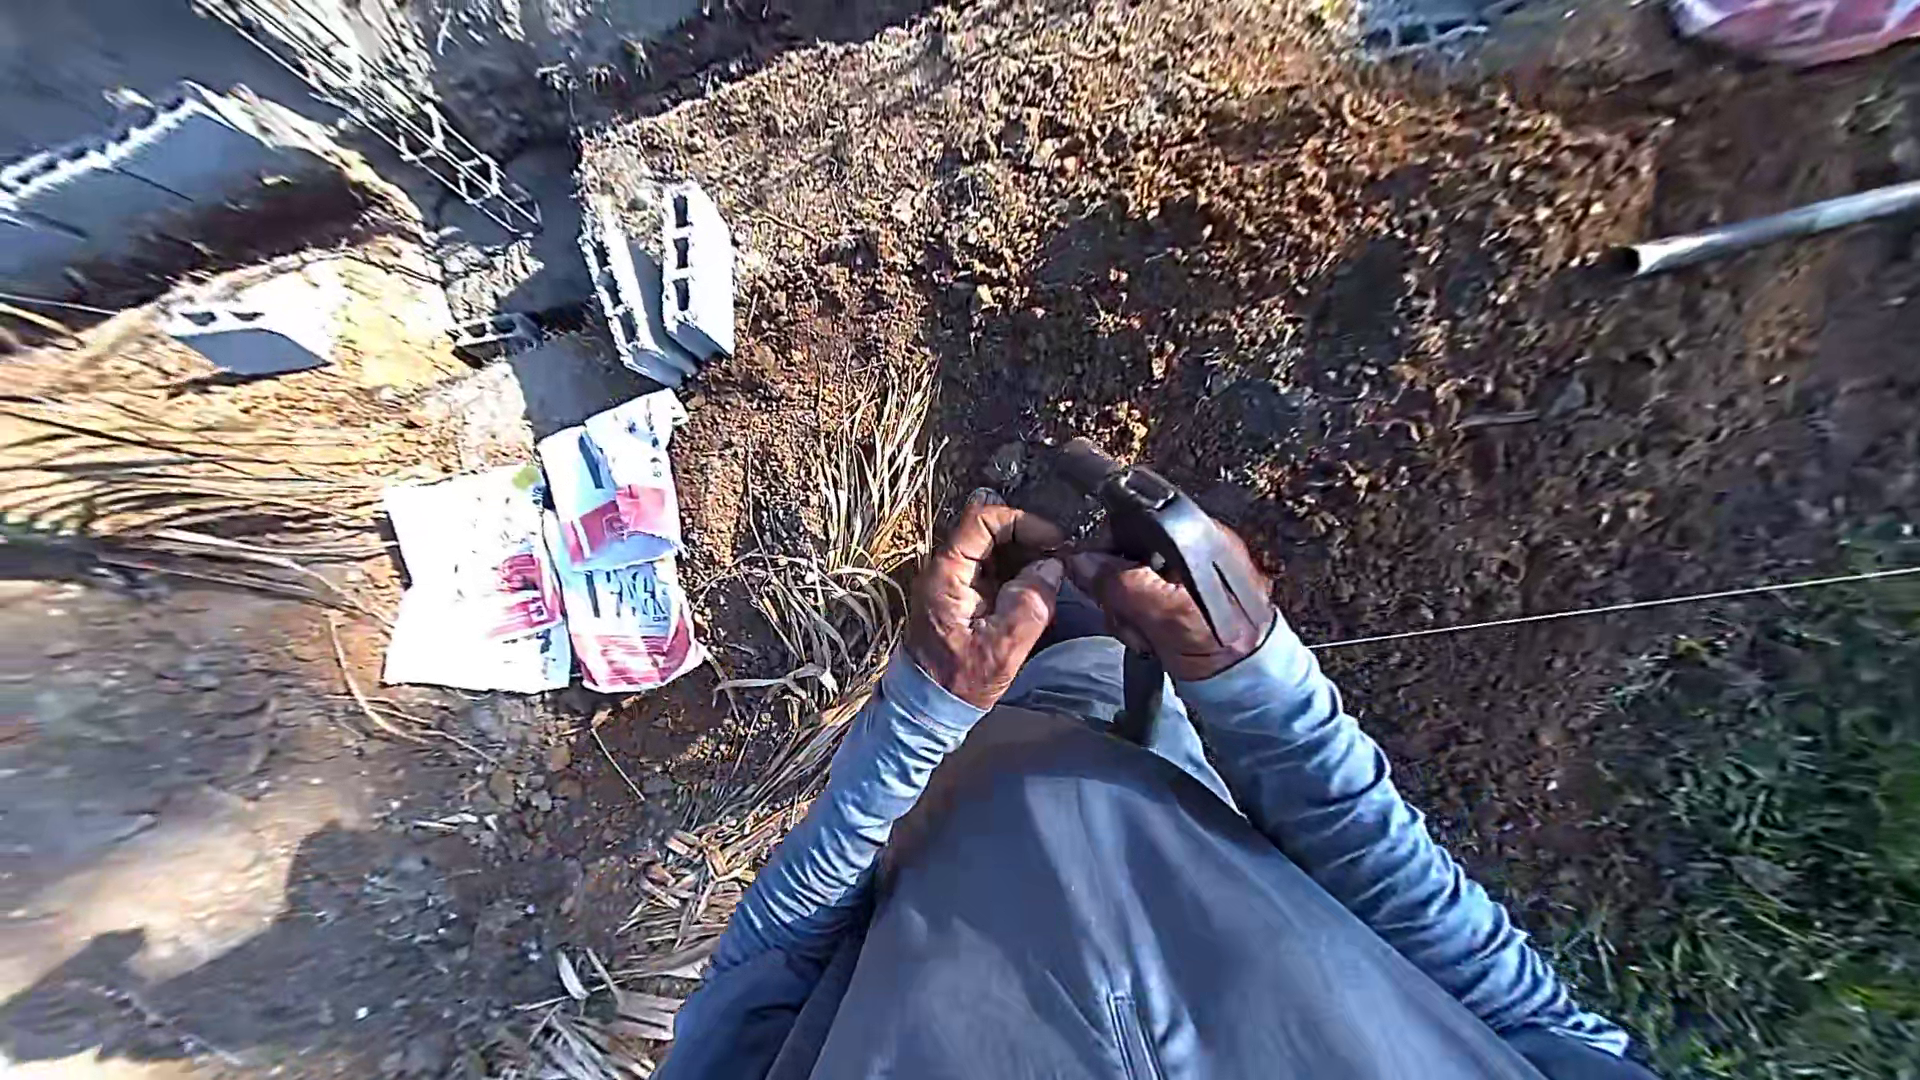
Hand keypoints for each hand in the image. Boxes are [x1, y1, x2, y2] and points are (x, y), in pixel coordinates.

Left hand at [906, 496, 1066, 708]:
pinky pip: (995, 568)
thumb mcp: (1001, 648)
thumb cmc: (959, 681)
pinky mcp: (965, 594)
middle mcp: (946, 568)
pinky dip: (1020, 572)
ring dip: (1027, 555)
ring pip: (995, 547)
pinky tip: (1039, 590)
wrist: (928, 707)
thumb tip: (1052, 567)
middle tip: (1060, 560)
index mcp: (947, 573)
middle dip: (1029, 538)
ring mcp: (955, 580)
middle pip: (990, 529)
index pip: (982, 519)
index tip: (1053, 541)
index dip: (1022, 522)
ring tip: (1054, 576)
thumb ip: (1029, 604)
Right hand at [1067, 524, 1273, 680]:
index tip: (1104, 582)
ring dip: (1121, 609)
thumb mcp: (1170, 615)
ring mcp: (1177, 572)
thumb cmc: (1222, 648)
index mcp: (1198, 535)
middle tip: (1131, 618)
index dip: (1110, 549)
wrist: (1244, 685)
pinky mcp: (1169, 594)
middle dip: (1115, 588)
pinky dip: (1128, 617)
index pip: (1135, 521)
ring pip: (1121, 576)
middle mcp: (1187, 545)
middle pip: (1123, 549)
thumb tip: (1081, 562)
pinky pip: (1129, 595)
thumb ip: (1124, 584)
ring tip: (1143, 633)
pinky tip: (1144, 634)